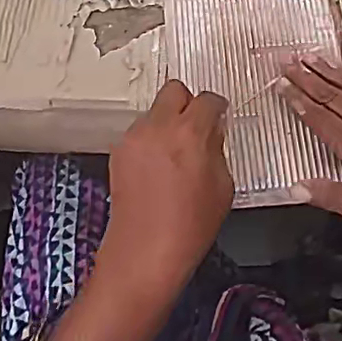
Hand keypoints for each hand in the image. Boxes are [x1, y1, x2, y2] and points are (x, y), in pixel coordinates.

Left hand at [101, 80, 232, 286]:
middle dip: (188, 103)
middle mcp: (158, 127)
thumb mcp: (222, 186)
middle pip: (174, 90)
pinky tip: (157, 167)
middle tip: (196, 126)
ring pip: (154, 111)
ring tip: (175, 154)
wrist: (146, 249)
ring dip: (167, 123)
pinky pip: (139, 132)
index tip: (219, 115)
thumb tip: (212, 132)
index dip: (217, 108)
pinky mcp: (119, 151)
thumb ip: (217, 149)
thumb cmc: (189, 225)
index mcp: (190, 133)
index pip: (208, 100)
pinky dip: (150, 140)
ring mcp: (134, 138)